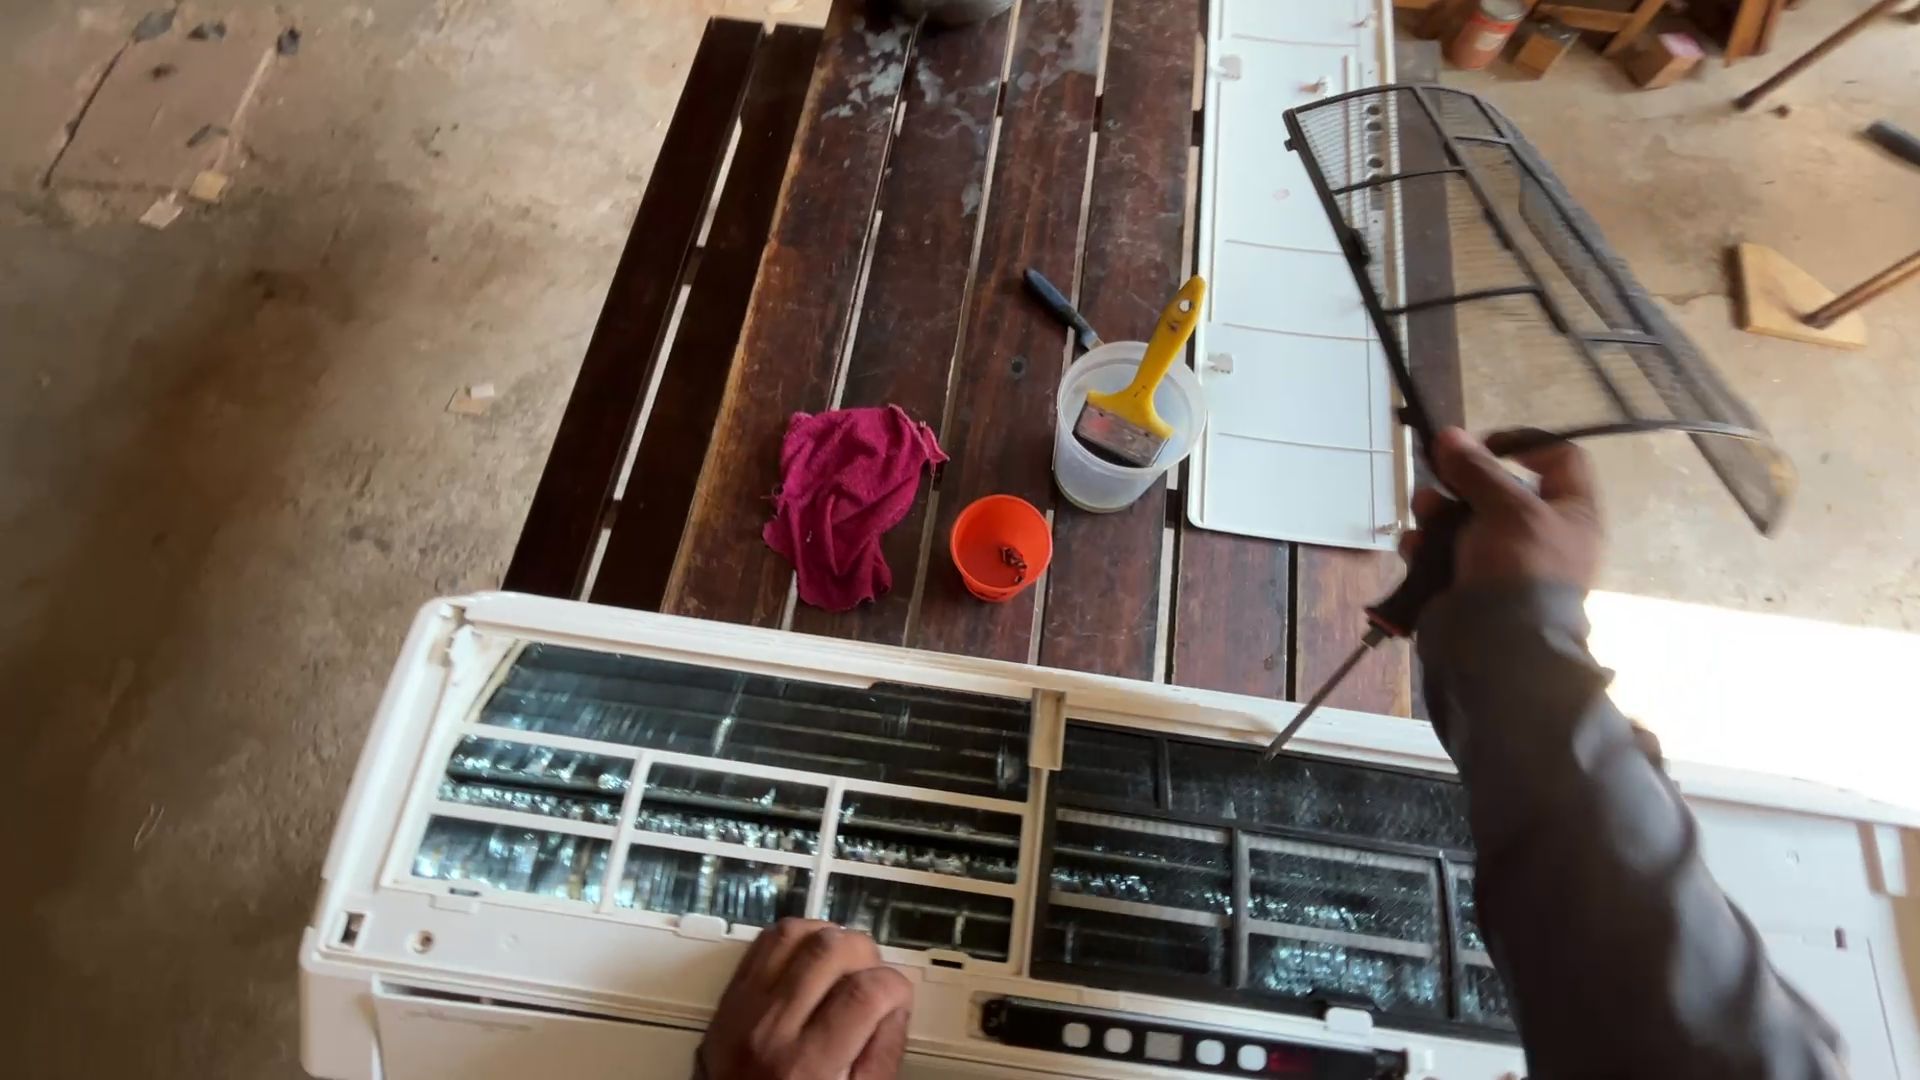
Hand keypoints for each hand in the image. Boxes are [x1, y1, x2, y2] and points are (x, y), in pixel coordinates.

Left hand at [701, 919, 913, 1079]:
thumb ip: (882, 1059)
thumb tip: (895, 1007)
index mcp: (804, 1069)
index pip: (863, 995)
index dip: (895, 987)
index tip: (897, 998)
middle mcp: (769, 1031)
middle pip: (830, 951)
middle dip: (865, 954)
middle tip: (872, 977)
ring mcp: (742, 1009)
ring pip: (795, 934)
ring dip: (830, 938)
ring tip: (843, 963)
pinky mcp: (728, 998)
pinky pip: (765, 941)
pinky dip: (797, 937)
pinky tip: (811, 956)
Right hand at [1400, 427, 1602, 590]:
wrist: (1497, 639)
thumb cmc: (1518, 566)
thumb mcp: (1507, 509)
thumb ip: (1477, 471)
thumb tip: (1449, 434)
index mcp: (1570, 510)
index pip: (1559, 458)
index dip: (1523, 442)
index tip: (1482, 443)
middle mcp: (1536, 530)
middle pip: (1496, 487)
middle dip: (1461, 481)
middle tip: (1436, 476)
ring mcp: (1497, 555)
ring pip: (1460, 517)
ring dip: (1436, 510)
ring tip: (1422, 512)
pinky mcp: (1462, 576)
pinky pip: (1439, 548)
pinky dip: (1424, 545)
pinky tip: (1416, 548)